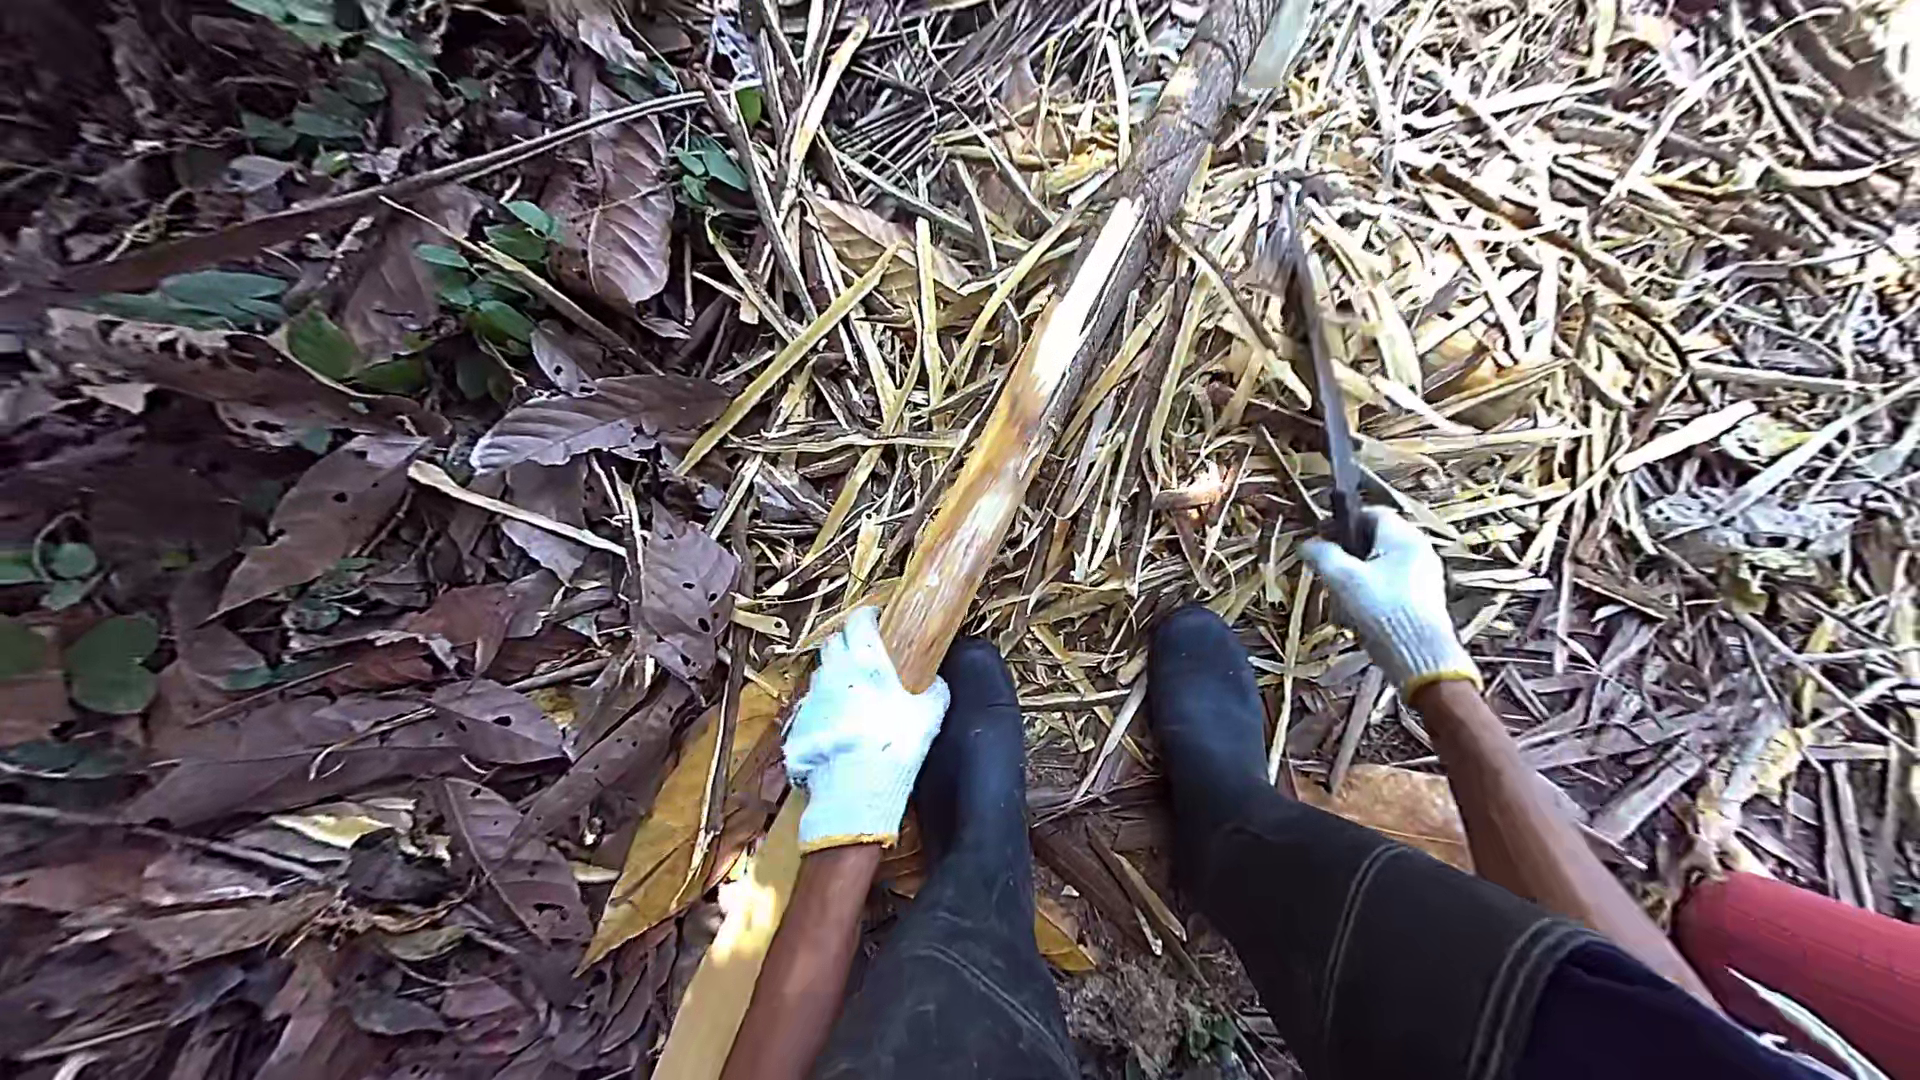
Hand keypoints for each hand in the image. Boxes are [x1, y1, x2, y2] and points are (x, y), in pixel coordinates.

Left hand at [784, 606, 949, 852]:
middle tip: (864, 654)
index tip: (876, 619)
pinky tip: (839, 723)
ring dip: (835, 673)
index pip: (859, 620)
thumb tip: (936, 681)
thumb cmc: (896, 747)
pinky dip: (824, 705)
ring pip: (821, 671)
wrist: (854, 791)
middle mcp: (835, 670)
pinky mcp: (799, 721)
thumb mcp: (929, 715)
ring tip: (853, 691)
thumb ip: (934, 690)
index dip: (867, 616)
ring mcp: (813, 695)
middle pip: (835, 641)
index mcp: (866, 660)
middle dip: (848, 642)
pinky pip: (812, 703)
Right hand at [1299, 507, 1479, 696]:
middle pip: (1376, 538)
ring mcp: (1425, 575)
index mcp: (1404, 538)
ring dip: (1357, 571)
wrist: (1418, 655)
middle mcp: (1420, 551)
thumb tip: (1306, 543)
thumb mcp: (1342, 578)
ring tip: (1340, 592)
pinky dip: (1372, 588)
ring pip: (1382, 561)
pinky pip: (1392, 582)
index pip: (1373, 513)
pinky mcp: (1424, 598)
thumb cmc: (1380, 608)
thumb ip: (1321, 554)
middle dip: (1348, 550)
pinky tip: (1358, 609)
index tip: (1323, 536)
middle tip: (1327, 566)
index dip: (1344, 520)